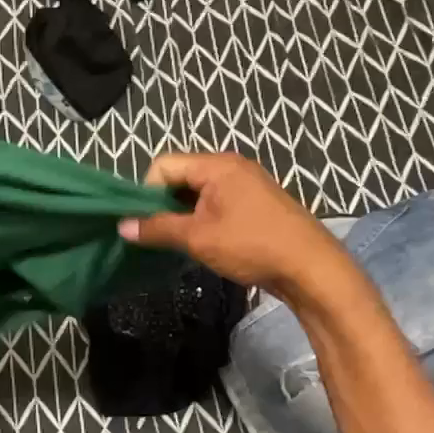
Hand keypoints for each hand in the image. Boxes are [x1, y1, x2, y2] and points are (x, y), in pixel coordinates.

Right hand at [118, 153, 350, 297]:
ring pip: (197, 191)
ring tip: (179, 242)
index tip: (146, 223)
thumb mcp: (197, 238)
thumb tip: (122, 226)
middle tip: (159, 235)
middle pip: (180, 176)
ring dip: (182, 214)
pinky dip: (201, 218)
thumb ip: (157, 229)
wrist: (311, 267)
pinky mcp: (255, 202)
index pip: (163, 165)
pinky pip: (216, 202)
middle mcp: (231, 166)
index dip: (147, 192)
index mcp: (217, 165)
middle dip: (163, 204)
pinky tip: (203, 242)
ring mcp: (246, 183)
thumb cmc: (251, 245)